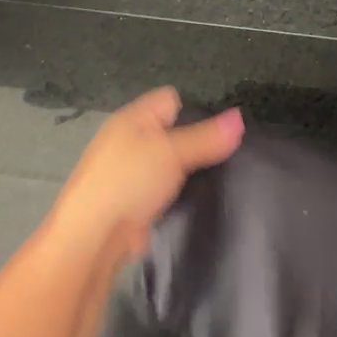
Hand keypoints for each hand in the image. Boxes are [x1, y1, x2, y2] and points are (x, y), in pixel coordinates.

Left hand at [49, 87, 243, 260]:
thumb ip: (207, 137)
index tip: (227, 131)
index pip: (173, 100)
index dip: (200, 110)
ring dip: (197, 172)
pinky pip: (172, 189)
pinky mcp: (143, 201)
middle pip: (178, 133)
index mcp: (134, 119)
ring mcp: (136, 173)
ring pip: (177, 163)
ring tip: (228, 177)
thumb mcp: (172, 152)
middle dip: (204, 143)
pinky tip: (207, 198)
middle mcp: (134, 141)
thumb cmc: (128, 182)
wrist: (95, 236)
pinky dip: (187, 193)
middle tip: (234, 155)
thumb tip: (240, 118)